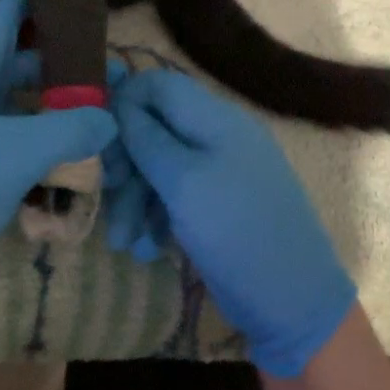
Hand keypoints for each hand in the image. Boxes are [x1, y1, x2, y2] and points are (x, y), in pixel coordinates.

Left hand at [0, 0, 117, 387]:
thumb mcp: (16, 155)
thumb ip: (70, 128)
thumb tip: (111, 118)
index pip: (4, 19)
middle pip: (15, 62)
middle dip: (61, 63)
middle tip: (109, 69)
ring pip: (13, 104)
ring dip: (52, 105)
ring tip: (98, 113)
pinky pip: (6, 140)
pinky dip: (37, 139)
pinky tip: (67, 154)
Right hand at [104, 69, 355, 377]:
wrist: (293, 305)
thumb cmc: (237, 233)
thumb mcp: (184, 183)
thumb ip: (147, 138)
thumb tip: (117, 102)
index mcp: (216, 118)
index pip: (159, 84)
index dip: (124, 103)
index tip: (96, 138)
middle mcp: (217, 137)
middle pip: (154, 128)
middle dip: (126, 163)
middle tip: (105, 195)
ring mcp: (219, 172)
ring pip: (159, 166)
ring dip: (135, 198)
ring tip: (123, 241)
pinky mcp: (215, 206)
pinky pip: (175, 196)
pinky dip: (155, 217)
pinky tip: (147, 248)